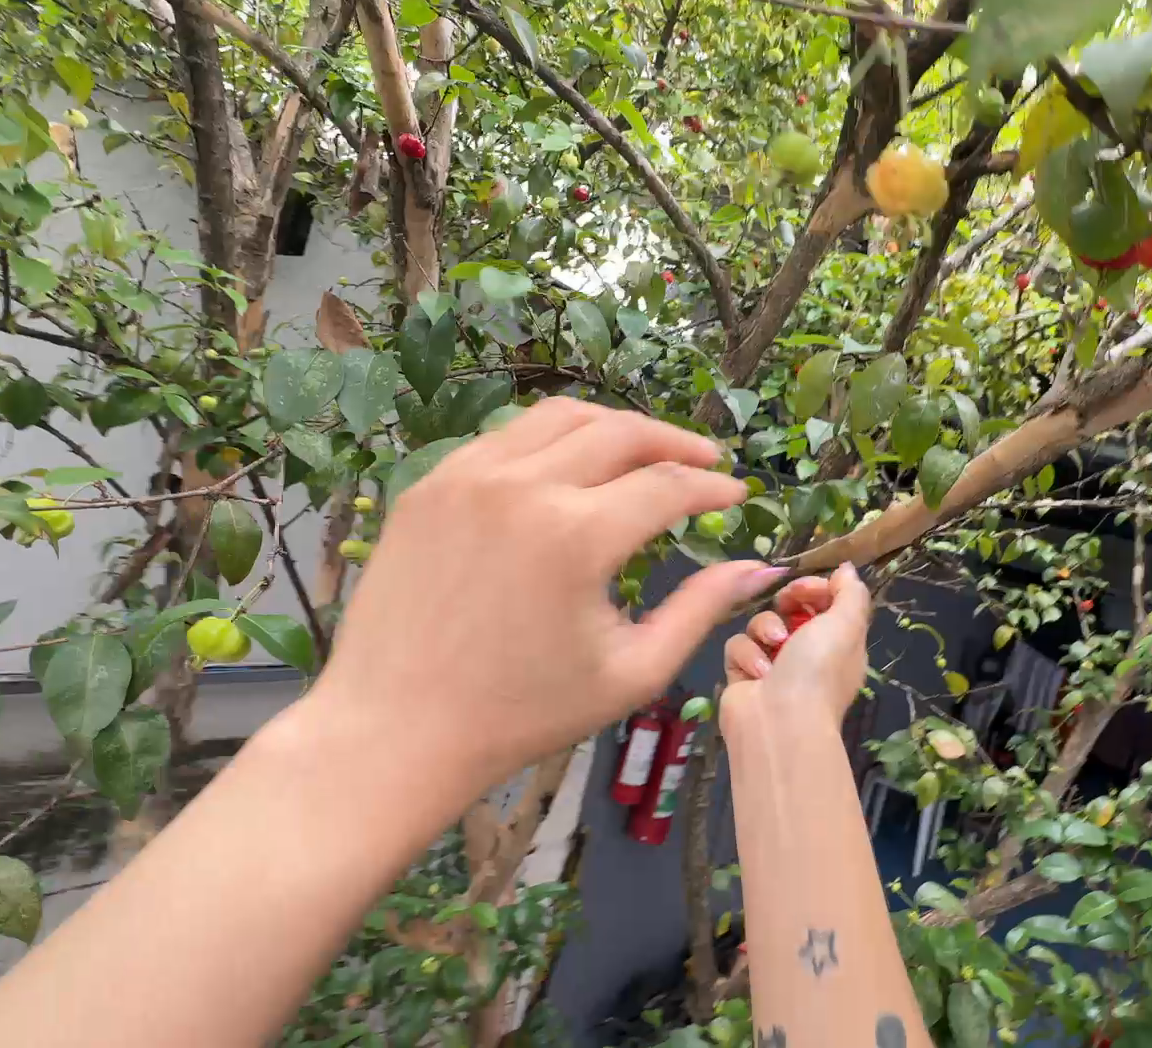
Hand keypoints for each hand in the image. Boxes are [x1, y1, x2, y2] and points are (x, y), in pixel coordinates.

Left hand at [314, 398, 787, 794]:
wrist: (395, 733)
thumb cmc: (523, 713)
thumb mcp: (632, 671)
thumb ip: (700, 610)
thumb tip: (756, 568)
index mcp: (577, 535)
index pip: (667, 485)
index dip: (712, 487)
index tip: (737, 494)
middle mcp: (523, 486)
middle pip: (621, 432)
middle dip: (676, 442)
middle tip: (705, 461)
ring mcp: (467, 476)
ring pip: (561, 417)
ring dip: (616, 427)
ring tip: (645, 450)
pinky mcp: (430, 485)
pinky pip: (507, 438)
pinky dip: (554, 440)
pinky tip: (570, 468)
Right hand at [721, 564, 870, 733]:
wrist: (779, 722)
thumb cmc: (818, 670)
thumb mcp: (846, 624)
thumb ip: (851, 592)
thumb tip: (846, 569)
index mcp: (839, 642)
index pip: (826, 600)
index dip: (815, 588)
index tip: (806, 587)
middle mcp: (808, 652)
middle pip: (792, 607)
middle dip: (787, 602)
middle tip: (786, 605)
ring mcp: (774, 663)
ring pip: (761, 623)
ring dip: (765, 630)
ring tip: (773, 648)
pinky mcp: (743, 674)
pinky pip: (738, 645)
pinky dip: (746, 655)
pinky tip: (757, 673)